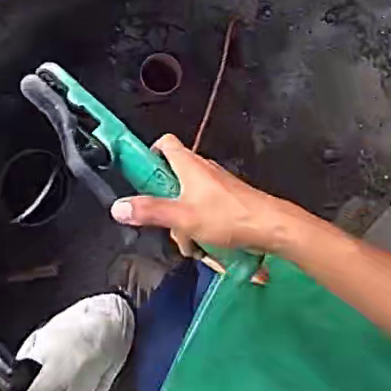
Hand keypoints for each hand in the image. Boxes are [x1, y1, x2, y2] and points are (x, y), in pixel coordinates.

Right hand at [112, 135, 307, 258]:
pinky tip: (208, 246)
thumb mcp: (182, 217)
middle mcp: (202, 170)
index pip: (164, 144)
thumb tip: (120, 207)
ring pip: (187, 202)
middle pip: (172, 181)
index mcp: (189, 164)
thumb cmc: (230, 216)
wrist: (270, 228)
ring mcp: (215, 186)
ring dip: (185, 224)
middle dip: (167, 207)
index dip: (149, 155)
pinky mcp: (226, 202)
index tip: (140, 176)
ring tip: (194, 242)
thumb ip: (150, 212)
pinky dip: (201, 229)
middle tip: (170, 224)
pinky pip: (203, 213)